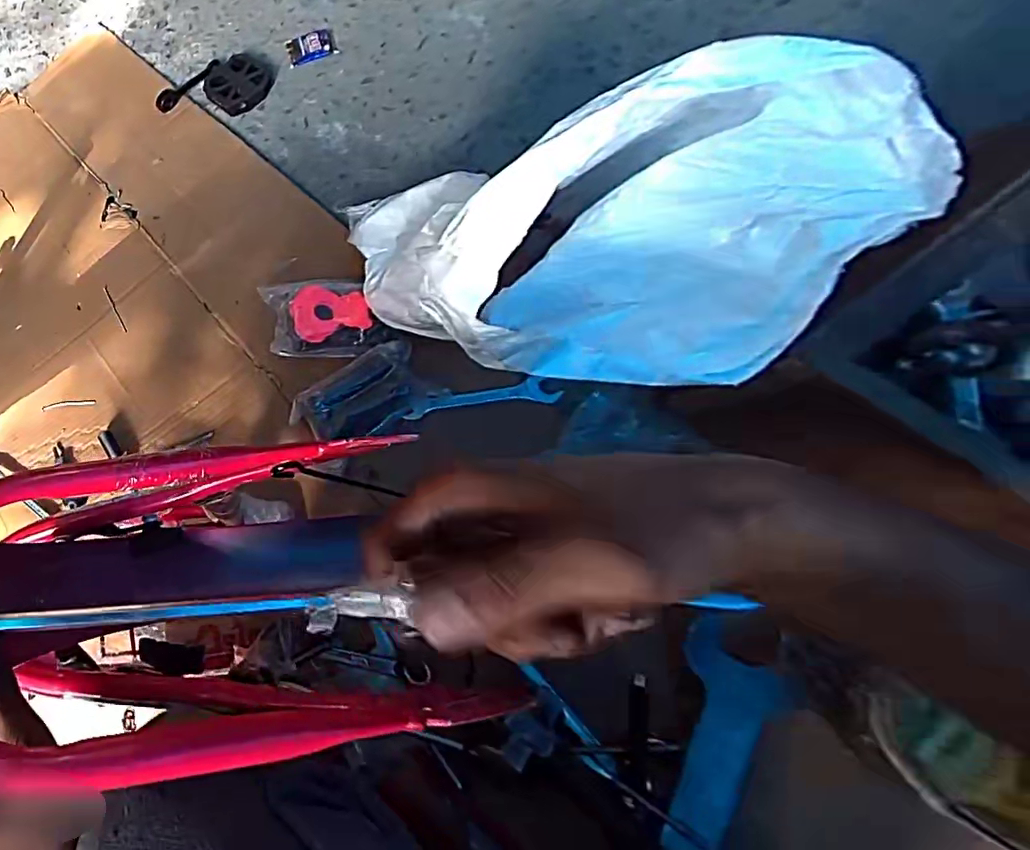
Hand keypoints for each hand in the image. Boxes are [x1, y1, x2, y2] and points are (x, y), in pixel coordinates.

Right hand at [369, 454, 811, 661]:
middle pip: (435, 586)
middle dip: (496, 619)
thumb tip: (418, 625)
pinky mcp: (530, 556)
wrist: (739, 516)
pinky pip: (518, 606)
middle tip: (558, 624)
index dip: (402, 594)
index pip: (383, 545)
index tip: (457, 630)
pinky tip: (605, 608)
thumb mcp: (580, 563)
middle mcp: (462, 512)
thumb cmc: (651, 525)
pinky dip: (560, 621)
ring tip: (594, 614)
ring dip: (538, 626)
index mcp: (451, 492)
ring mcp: (497, 535)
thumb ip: (498, 591)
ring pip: (480, 605)